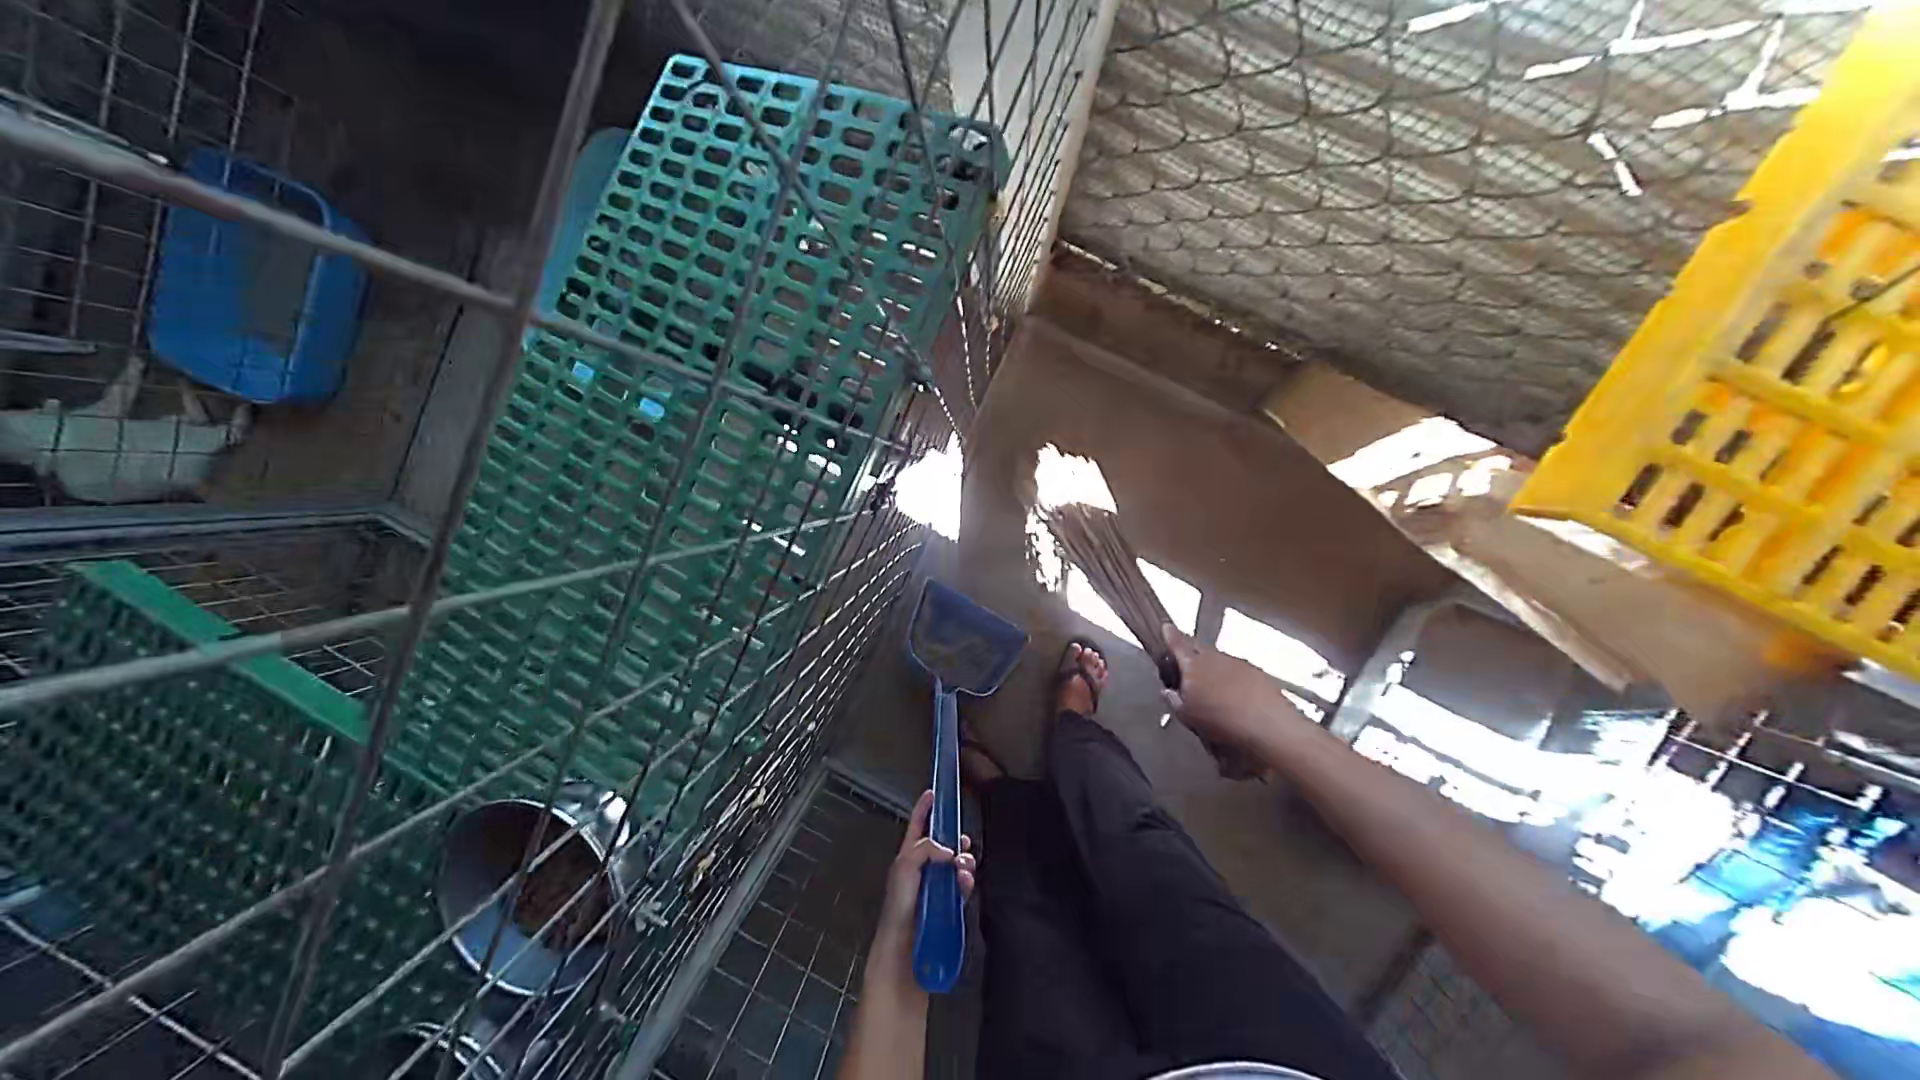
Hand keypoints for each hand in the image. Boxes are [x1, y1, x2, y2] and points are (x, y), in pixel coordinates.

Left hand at [867, 790, 973, 989]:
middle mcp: (921, 871)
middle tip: (964, 841)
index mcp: (906, 860)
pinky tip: (966, 883)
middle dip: (955, 839)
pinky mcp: (948, 907)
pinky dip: (966, 882)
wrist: (904, 955)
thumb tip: (949, 850)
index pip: (916, 827)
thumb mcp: (905, 868)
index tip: (934, 792)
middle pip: (942, 845)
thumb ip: (925, 849)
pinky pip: (962, 887)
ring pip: (956, 865)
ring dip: (964, 861)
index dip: (924, 810)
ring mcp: (935, 889)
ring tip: (964, 867)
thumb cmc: (899, 909)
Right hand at [1161, 623, 1315, 768]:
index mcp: (1193, 664)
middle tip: (1187, 670)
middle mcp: (1216, 657)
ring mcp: (1239, 663)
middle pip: (1199, 650)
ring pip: (1220, 662)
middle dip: (1192, 656)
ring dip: (1214, 671)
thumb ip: (1174, 700)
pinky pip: (1239, 673)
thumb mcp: (1187, 716)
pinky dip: (1234, 681)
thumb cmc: (1219, 721)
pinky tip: (1236, 700)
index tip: (1166, 626)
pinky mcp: (1259, 674)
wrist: (1269, 727)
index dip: (1170, 635)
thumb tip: (1168, 691)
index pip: (1177, 643)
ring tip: (1214, 693)